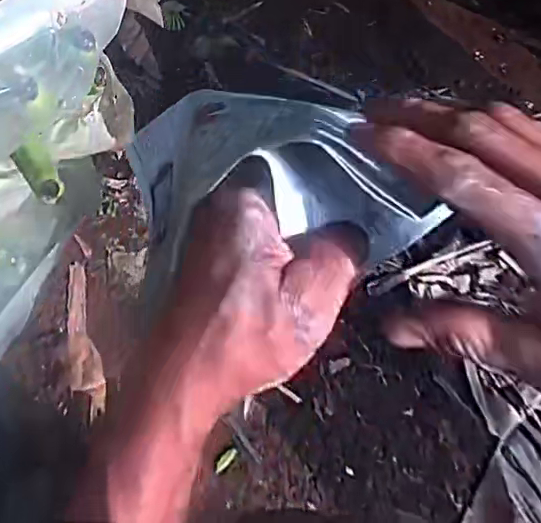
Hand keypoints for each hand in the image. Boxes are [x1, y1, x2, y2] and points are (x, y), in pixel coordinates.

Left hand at [148, 186, 362, 419]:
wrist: (183, 368)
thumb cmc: (244, 335)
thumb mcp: (309, 302)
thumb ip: (337, 256)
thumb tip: (351, 228)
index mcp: (242, 199)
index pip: (295, 172)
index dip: (329, 188)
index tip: (357, 202)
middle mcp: (214, 197)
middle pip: (276, 193)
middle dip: (308, 214)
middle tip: (342, 236)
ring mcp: (201, 219)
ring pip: (259, 214)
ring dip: (286, 233)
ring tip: (318, 253)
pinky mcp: (197, 244)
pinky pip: (241, 230)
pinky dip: (264, 244)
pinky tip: (283, 269)